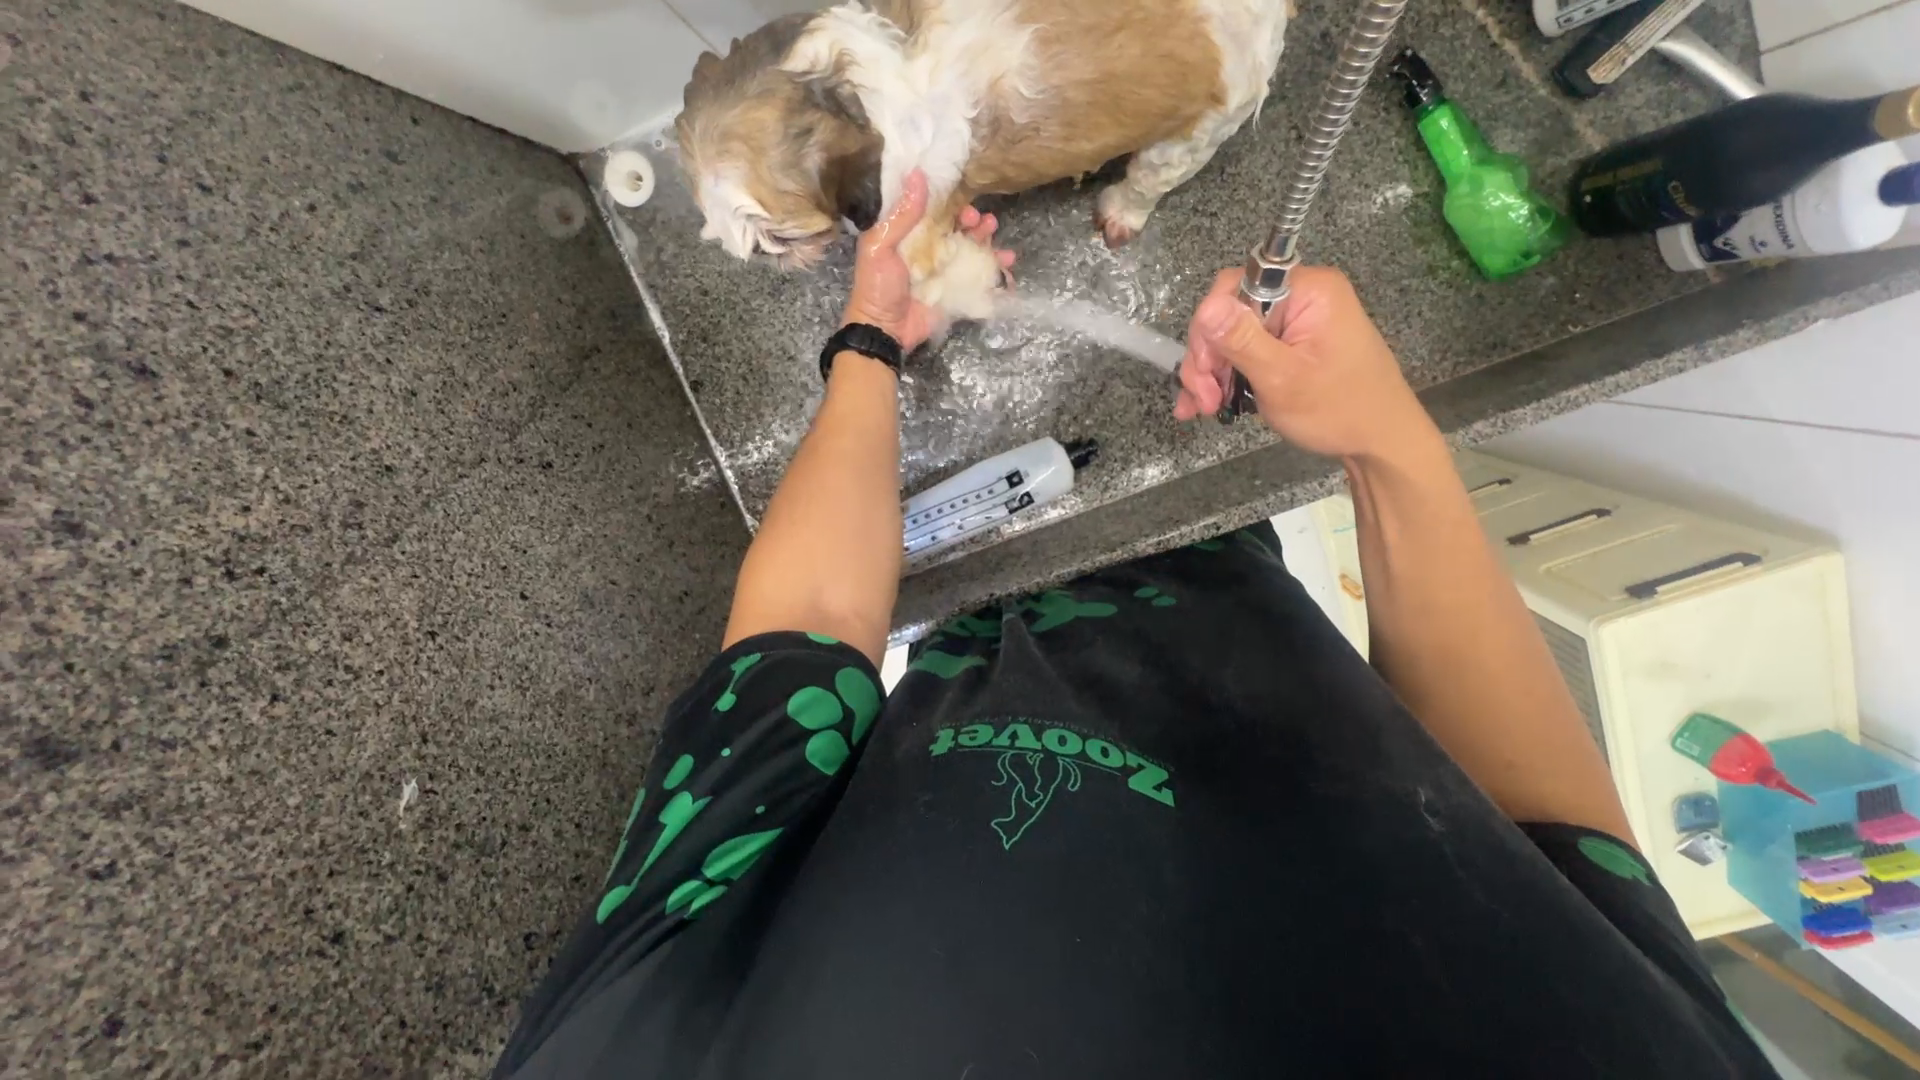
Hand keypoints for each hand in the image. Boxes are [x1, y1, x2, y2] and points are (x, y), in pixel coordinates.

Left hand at [840, 169, 1014, 352]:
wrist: (883, 330)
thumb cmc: (877, 287)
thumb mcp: (881, 246)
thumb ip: (902, 215)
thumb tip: (918, 175)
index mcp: (911, 236)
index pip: (938, 213)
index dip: (954, 205)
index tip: (965, 206)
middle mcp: (931, 251)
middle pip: (961, 231)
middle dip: (977, 224)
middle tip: (985, 223)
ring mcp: (945, 274)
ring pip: (973, 253)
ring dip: (989, 245)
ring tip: (1000, 246)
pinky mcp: (955, 295)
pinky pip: (979, 281)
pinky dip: (996, 275)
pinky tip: (1007, 269)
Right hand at [1173, 266, 1437, 462]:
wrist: (1378, 441)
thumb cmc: (1338, 411)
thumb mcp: (1282, 377)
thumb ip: (1242, 340)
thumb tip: (1207, 306)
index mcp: (1307, 291)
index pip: (1234, 287)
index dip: (1210, 328)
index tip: (1205, 370)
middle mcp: (1302, 296)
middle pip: (1229, 313)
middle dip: (1209, 357)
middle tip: (1205, 400)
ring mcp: (1297, 321)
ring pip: (1232, 336)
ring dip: (1213, 371)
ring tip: (1208, 407)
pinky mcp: (1292, 343)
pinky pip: (1248, 349)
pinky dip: (1229, 375)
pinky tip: (1215, 402)